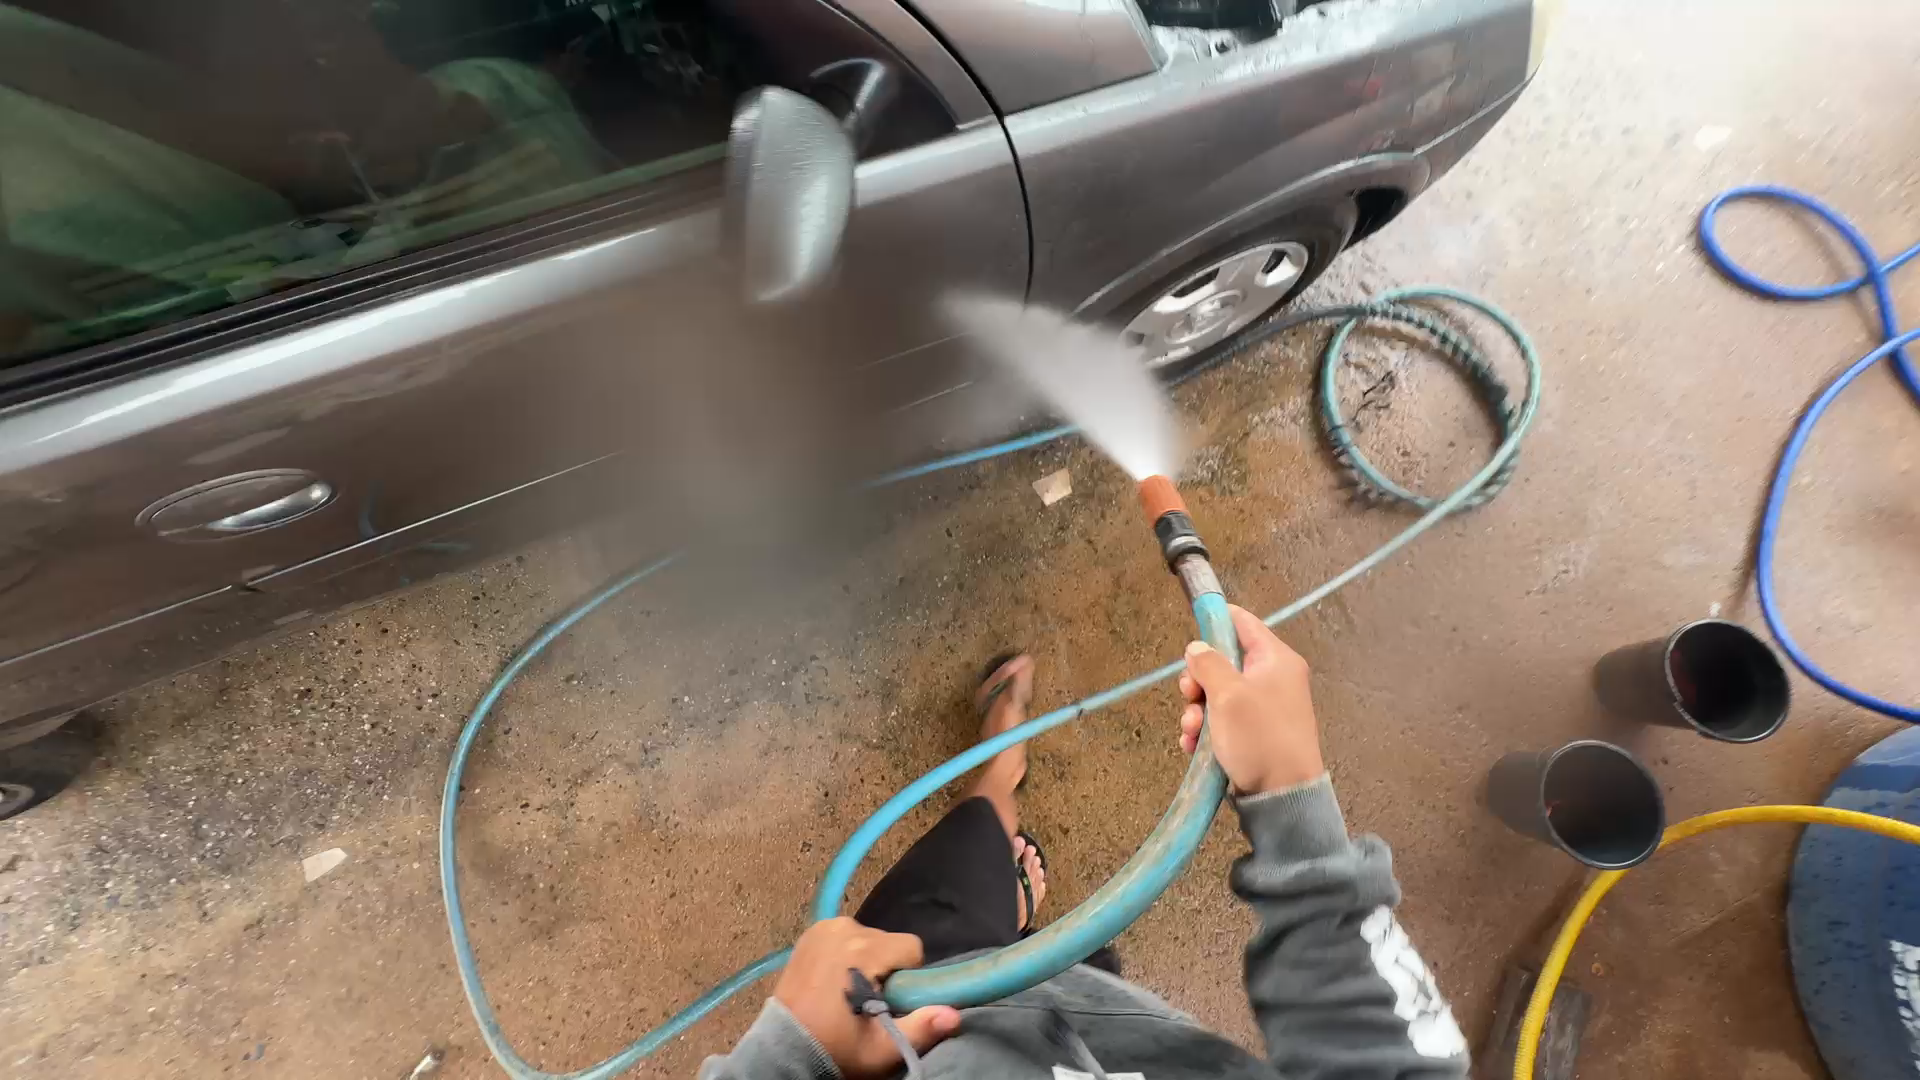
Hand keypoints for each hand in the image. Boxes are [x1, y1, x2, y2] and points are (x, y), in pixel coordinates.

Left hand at [773, 917, 960, 1076]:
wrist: (782, 1050)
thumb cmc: (835, 1048)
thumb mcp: (881, 1050)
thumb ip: (920, 1028)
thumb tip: (955, 1014)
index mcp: (864, 949)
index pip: (910, 948)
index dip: (907, 977)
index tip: (890, 1001)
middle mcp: (846, 927)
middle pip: (888, 943)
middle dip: (885, 969)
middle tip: (866, 1002)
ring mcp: (826, 926)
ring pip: (868, 938)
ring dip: (866, 960)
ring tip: (847, 992)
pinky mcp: (812, 930)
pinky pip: (846, 935)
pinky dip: (846, 953)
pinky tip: (833, 979)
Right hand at [1178, 604, 1324, 795]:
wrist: (1282, 797)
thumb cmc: (1259, 736)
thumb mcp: (1227, 694)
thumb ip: (1208, 663)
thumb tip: (1196, 647)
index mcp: (1275, 660)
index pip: (1241, 622)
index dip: (1213, 622)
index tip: (1190, 638)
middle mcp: (1271, 678)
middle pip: (1221, 660)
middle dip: (1197, 680)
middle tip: (1190, 696)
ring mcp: (1261, 706)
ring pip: (1215, 692)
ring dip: (1197, 710)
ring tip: (1193, 730)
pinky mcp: (1252, 732)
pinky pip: (1221, 718)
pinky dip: (1205, 729)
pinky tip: (1194, 745)